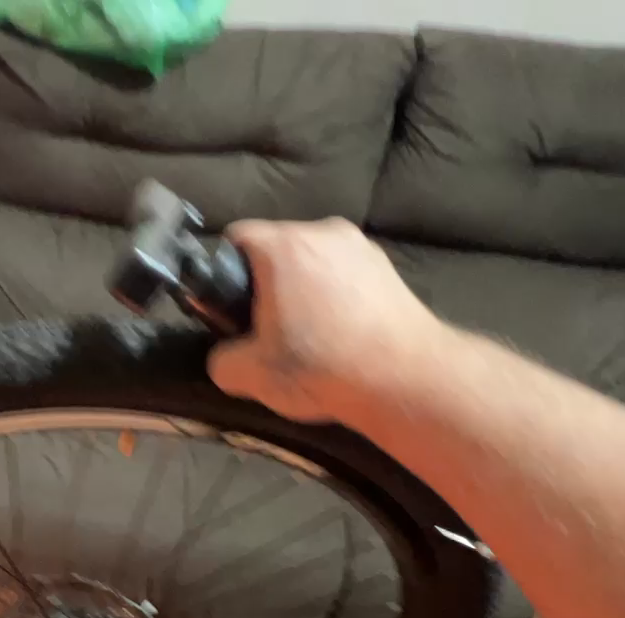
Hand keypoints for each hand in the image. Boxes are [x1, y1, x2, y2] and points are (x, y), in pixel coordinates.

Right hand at [208, 218, 446, 422]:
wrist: (403, 377)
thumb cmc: (318, 366)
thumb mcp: (248, 374)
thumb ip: (222, 359)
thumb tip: (226, 355)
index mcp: (284, 247)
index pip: (235, 238)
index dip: (223, 272)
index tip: (229, 307)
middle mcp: (324, 232)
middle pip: (276, 248)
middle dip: (264, 284)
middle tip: (265, 329)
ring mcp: (361, 247)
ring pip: (312, 261)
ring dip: (301, 290)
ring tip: (307, 335)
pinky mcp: (388, 267)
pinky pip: (343, 274)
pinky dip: (333, 297)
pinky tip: (338, 334)